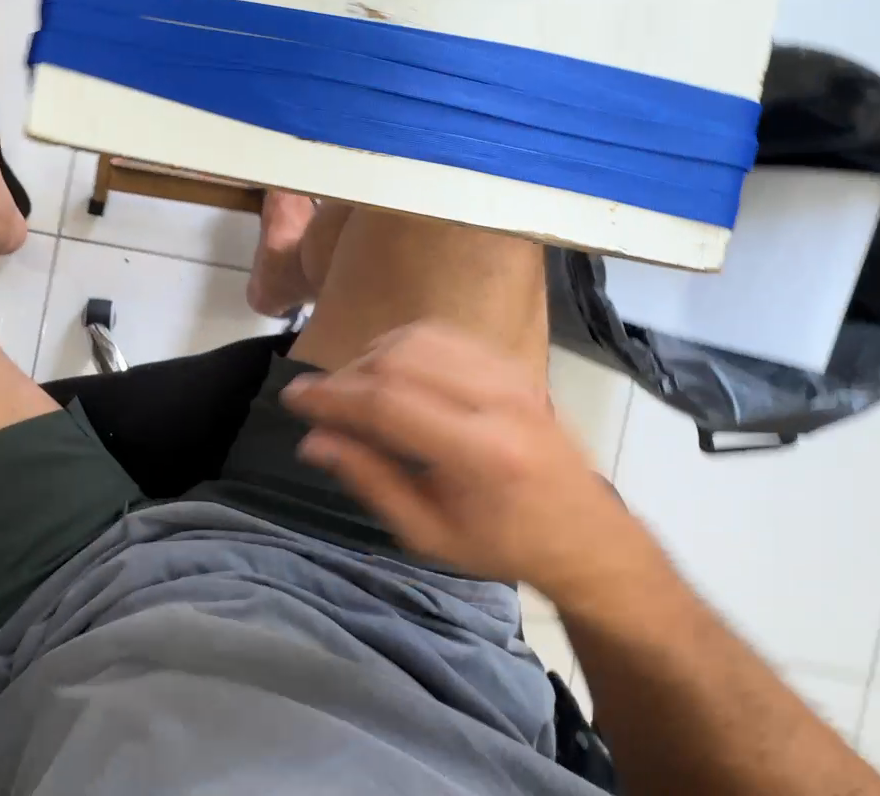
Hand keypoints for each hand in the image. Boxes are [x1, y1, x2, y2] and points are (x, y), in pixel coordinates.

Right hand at [282, 320, 660, 605]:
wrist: (586, 535)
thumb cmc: (502, 545)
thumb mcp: (427, 534)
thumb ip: (369, 480)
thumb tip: (312, 440)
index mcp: (480, 454)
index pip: (387, 404)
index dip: (331, 397)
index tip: (292, 398)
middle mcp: (498, 402)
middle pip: (398, 360)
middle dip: (345, 376)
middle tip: (321, 402)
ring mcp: (511, 377)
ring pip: (417, 338)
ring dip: (371, 356)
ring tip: (354, 388)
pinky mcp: (513, 366)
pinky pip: (443, 335)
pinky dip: (402, 344)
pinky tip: (389, 369)